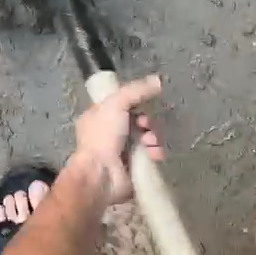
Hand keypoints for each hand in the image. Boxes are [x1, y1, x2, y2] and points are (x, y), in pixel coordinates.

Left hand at [69, 74, 163, 205]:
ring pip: (144, 138)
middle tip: (146, 126)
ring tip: (151, 143)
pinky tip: (155, 155)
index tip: (144, 105)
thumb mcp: (116, 104)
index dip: (134, 103)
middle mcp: (107, 134)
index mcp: (97, 117)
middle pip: (135, 121)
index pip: (120, 105)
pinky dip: (154, 153)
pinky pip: (148, 155)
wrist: (101, 174)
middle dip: (146, 122)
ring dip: (153, 137)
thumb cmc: (103, 136)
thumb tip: (158, 80)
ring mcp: (119, 152)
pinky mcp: (132, 167)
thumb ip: (136, 90)